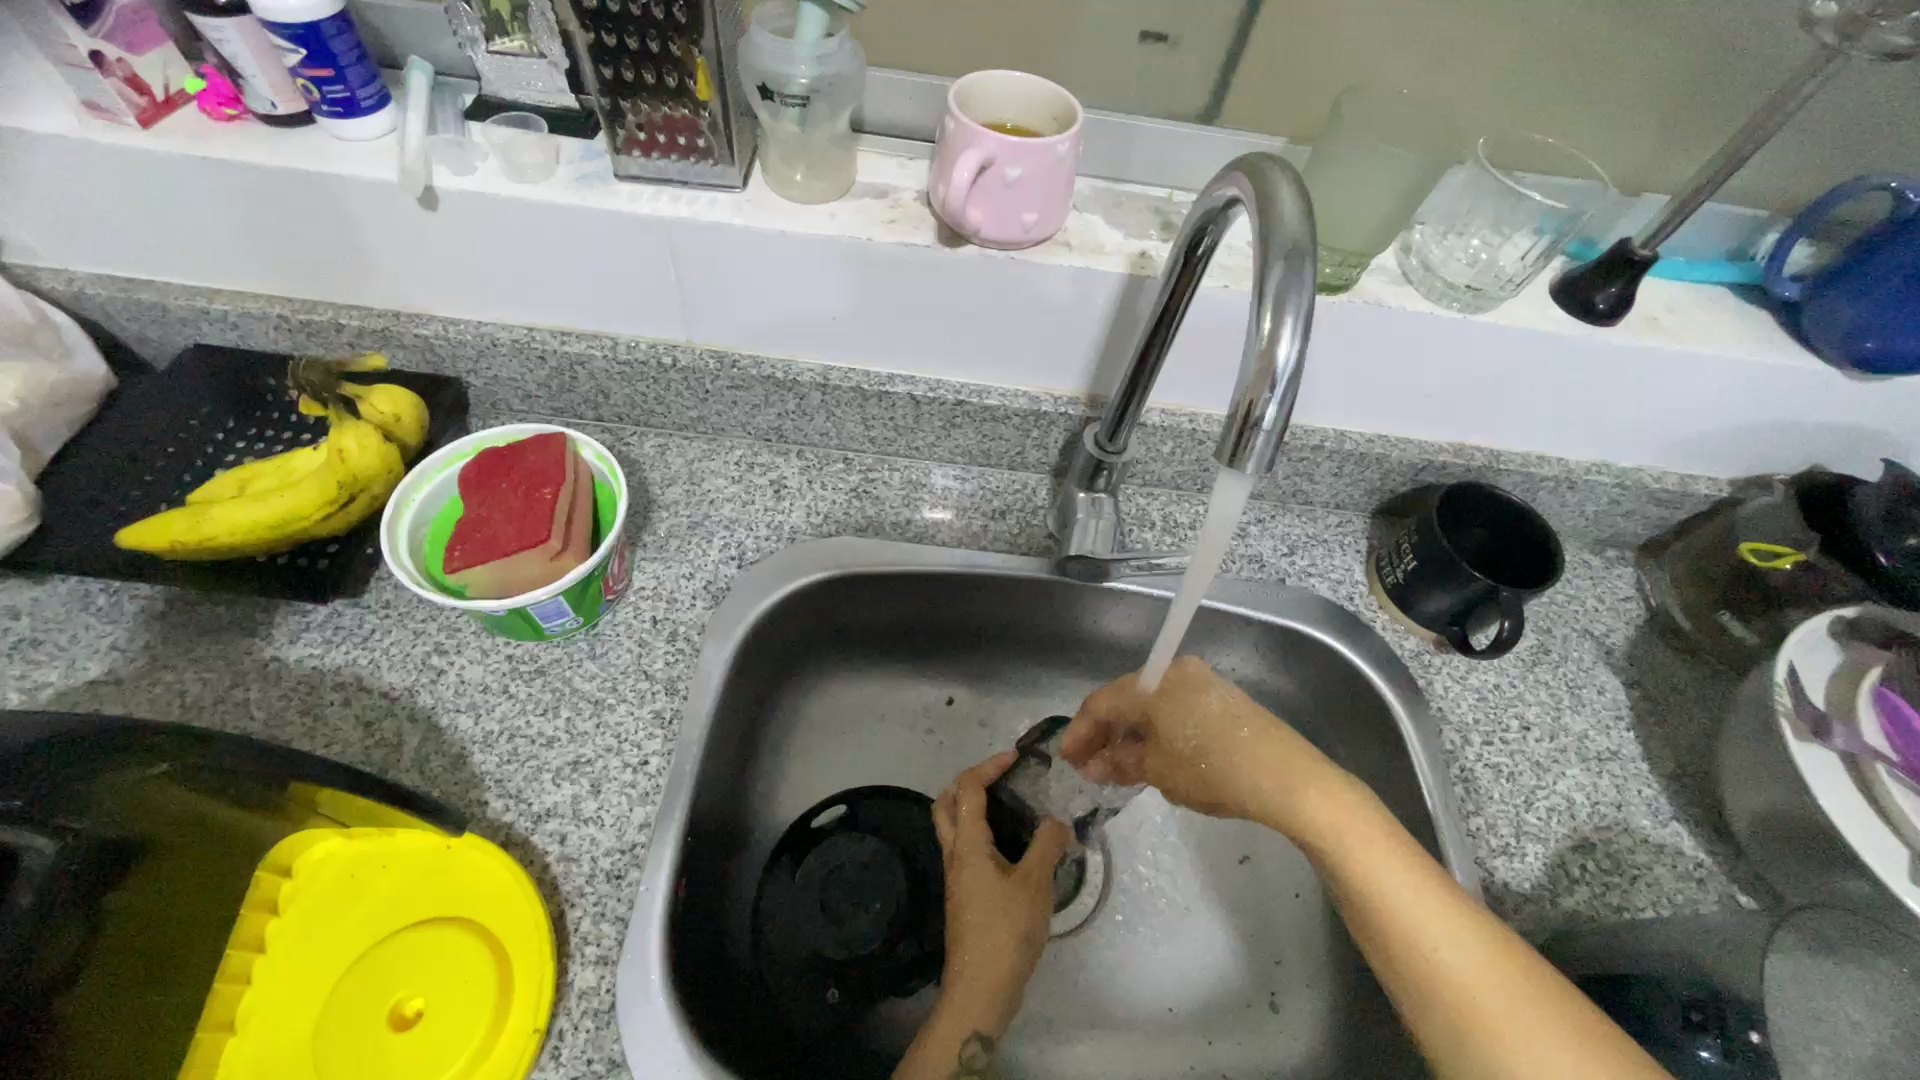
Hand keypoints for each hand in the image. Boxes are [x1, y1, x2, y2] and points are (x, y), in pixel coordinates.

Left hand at [930, 751, 1071, 1035]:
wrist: (981, 988)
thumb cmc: (1005, 931)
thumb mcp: (1035, 884)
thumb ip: (1047, 846)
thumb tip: (1058, 821)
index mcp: (967, 844)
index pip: (967, 789)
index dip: (988, 766)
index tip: (1016, 758)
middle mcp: (955, 855)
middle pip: (946, 803)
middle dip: (968, 781)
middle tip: (1000, 776)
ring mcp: (956, 877)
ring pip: (953, 828)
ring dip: (973, 807)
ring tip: (1010, 806)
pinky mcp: (964, 896)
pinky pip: (967, 850)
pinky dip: (983, 834)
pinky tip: (1013, 847)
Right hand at [1060, 656, 1353, 834]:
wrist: (1287, 777)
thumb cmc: (1213, 770)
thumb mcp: (1158, 770)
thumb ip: (1120, 762)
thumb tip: (1095, 765)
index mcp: (1152, 683)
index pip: (1101, 703)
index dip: (1080, 732)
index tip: (1066, 760)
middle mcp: (1174, 673)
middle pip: (1125, 700)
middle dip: (1104, 733)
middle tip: (1088, 766)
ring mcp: (1201, 683)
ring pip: (1150, 706)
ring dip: (1130, 734)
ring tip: (1117, 767)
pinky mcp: (1221, 700)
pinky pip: (1174, 711)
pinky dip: (1156, 732)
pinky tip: (1152, 757)